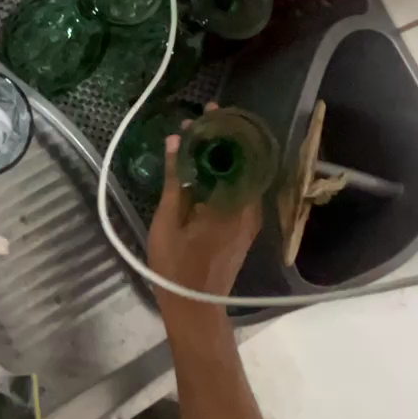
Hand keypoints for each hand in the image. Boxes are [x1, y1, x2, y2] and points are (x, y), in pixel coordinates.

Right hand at [147, 106, 261, 313]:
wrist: (194, 306)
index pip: (237, 154)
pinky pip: (239, 191)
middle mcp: (250, 207)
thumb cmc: (176, 266)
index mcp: (233, 204)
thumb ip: (174, 180)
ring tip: (201, 140)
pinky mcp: (244, 227)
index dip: (224, 130)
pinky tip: (204, 170)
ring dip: (224, 157)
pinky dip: (224, 175)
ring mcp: (249, 219)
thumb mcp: (167, 221)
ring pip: (242, 177)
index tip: (209, 112)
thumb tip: (177, 142)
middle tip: (202, 122)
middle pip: (244, 163)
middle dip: (224, 139)